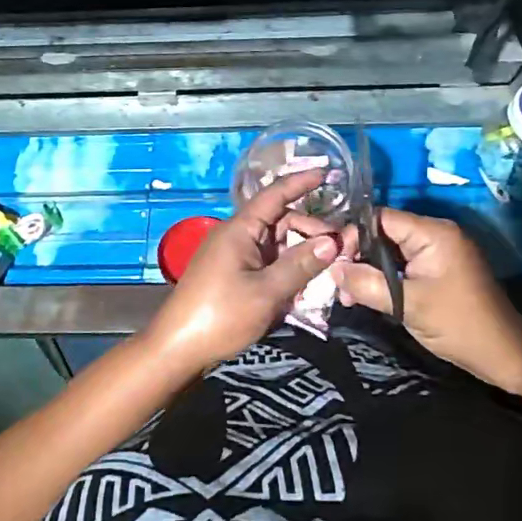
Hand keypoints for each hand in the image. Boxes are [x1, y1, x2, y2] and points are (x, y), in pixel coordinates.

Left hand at [140, 171, 350, 374]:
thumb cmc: (220, 315)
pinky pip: (267, 262)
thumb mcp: (266, 292)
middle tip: (343, 249)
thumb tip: (331, 241)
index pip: (274, 195)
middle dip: (311, 230)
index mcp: (240, 229)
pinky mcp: (232, 275)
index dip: (301, 182)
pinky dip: (287, 269)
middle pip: (281, 222)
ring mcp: (233, 256)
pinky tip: (305, 285)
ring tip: (331, 268)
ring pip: (276, 244)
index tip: (327, 172)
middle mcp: (236, 236)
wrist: (178, 348)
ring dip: (302, 253)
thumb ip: (300, 266)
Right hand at [331, 208, 521, 399]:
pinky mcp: (438, 269)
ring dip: (369, 270)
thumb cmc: (459, 325)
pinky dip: (384, 277)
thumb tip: (331, 269)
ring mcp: (438, 252)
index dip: (354, 235)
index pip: (380, 218)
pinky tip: (367, 293)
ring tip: (348, 293)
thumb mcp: (407, 305)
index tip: (334, 261)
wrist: (507, 358)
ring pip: (390, 250)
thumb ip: (367, 284)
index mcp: (433, 232)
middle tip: (338, 282)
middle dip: (358, 256)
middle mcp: (436, 234)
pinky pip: (402, 263)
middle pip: (383, 232)